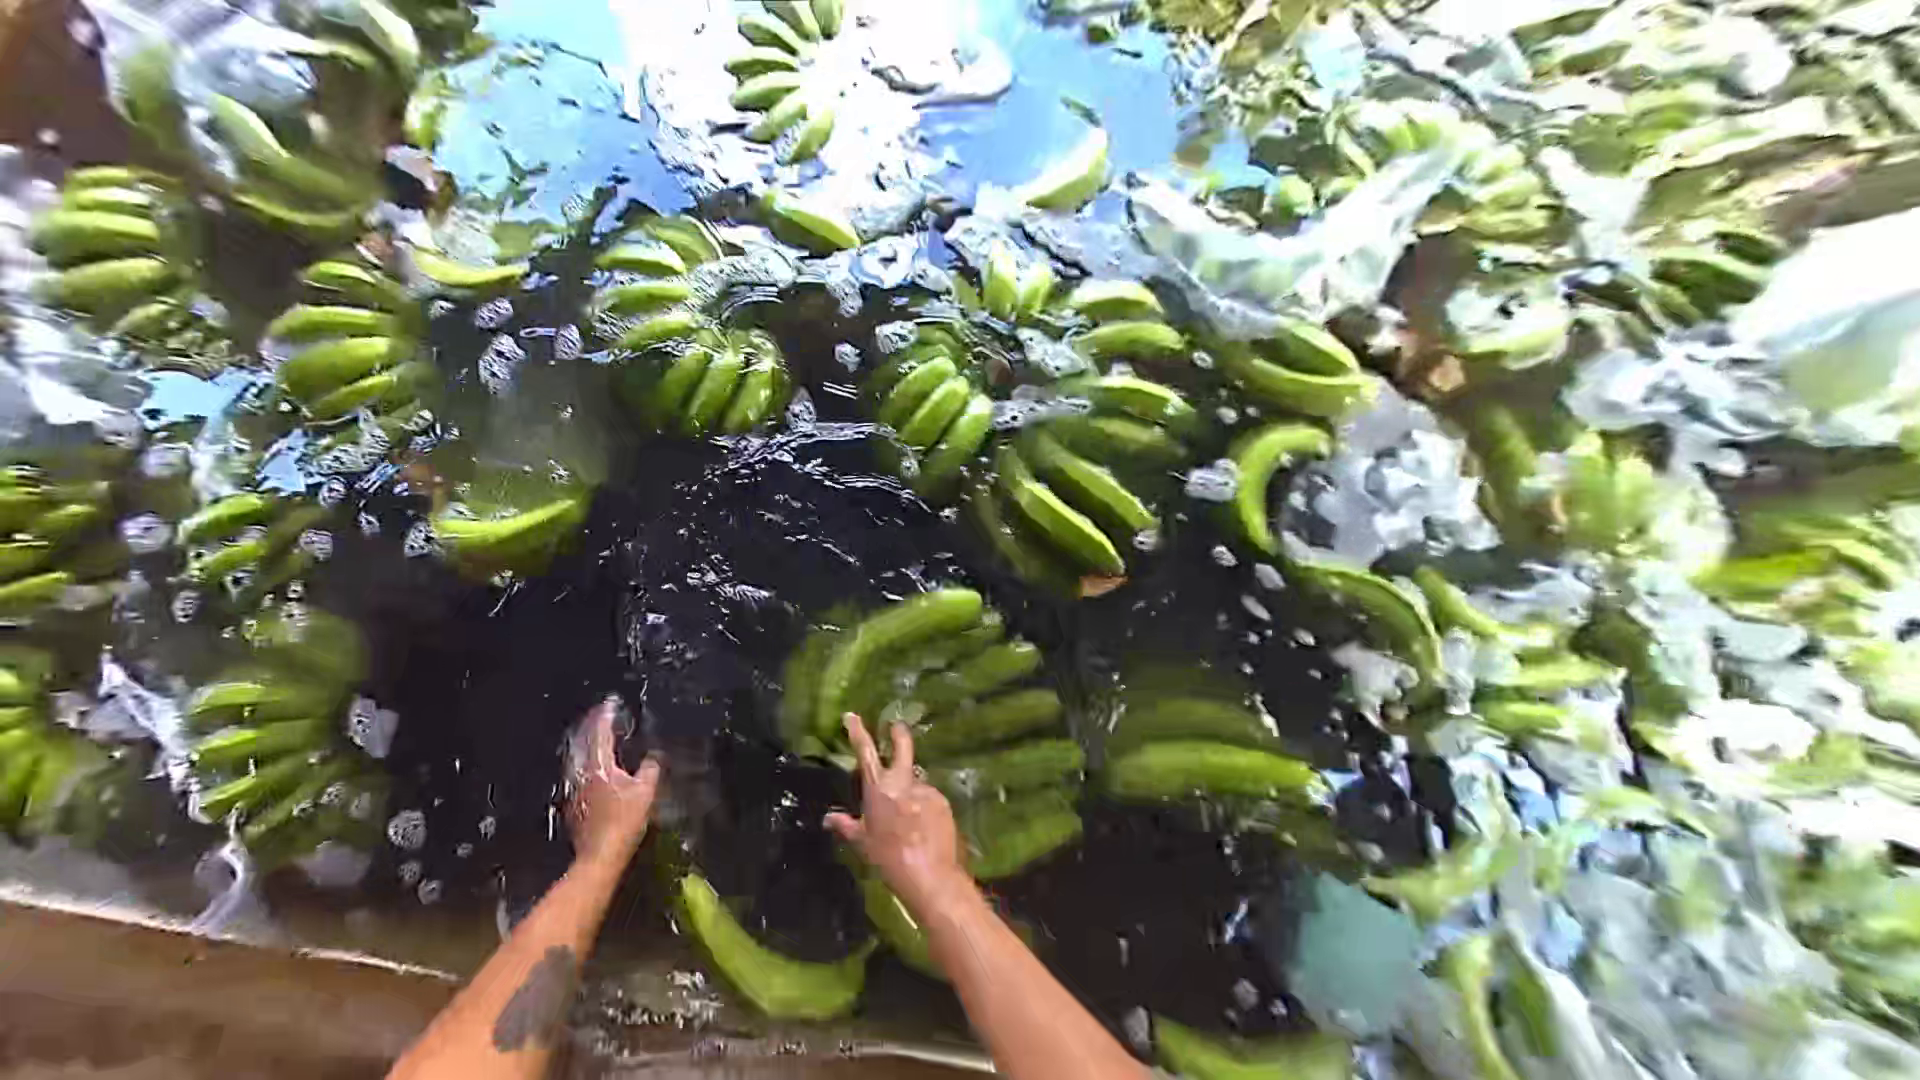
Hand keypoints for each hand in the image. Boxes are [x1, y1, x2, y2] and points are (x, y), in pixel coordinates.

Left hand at [564, 698, 661, 866]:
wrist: (599, 855)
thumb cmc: (624, 821)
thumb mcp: (646, 791)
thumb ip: (650, 769)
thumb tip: (653, 758)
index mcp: (600, 767)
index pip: (600, 735)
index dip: (605, 717)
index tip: (610, 704)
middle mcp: (582, 774)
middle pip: (582, 743)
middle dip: (590, 726)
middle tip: (599, 714)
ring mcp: (575, 789)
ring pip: (577, 758)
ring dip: (585, 742)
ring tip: (593, 733)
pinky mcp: (573, 803)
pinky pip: (577, 772)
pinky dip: (584, 759)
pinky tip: (591, 764)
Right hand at [825, 714, 968, 909]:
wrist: (929, 875)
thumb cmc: (889, 859)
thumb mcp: (863, 843)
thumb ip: (846, 826)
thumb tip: (828, 818)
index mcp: (879, 789)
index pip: (865, 752)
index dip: (858, 731)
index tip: (852, 716)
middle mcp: (904, 782)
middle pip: (903, 746)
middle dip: (898, 733)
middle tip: (896, 725)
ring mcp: (926, 789)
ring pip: (915, 782)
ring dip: (910, 793)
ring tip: (909, 822)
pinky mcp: (942, 800)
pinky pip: (929, 798)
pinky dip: (923, 807)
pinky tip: (922, 828)